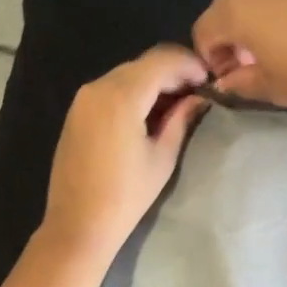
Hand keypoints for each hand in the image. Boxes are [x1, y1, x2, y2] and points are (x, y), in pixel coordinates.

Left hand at [39, 45, 208, 255]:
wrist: (78, 225)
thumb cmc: (126, 197)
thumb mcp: (162, 158)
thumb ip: (181, 120)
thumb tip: (197, 98)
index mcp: (121, 96)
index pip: (162, 61)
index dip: (190, 65)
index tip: (211, 79)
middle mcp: (97, 87)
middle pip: (143, 64)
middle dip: (172, 72)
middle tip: (197, 92)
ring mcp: (82, 99)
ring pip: (126, 75)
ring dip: (153, 83)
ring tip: (177, 104)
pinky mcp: (75, 113)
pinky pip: (109, 90)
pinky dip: (132, 93)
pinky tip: (149, 114)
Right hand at [193, 0, 286, 111]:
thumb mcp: (271, 88)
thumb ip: (239, 83)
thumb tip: (226, 81)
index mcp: (235, 8)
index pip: (204, 31)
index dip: (211, 58)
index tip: (231, 77)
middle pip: (226, 4)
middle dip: (232, 33)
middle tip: (254, 62)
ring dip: (258, 16)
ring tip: (283, 45)